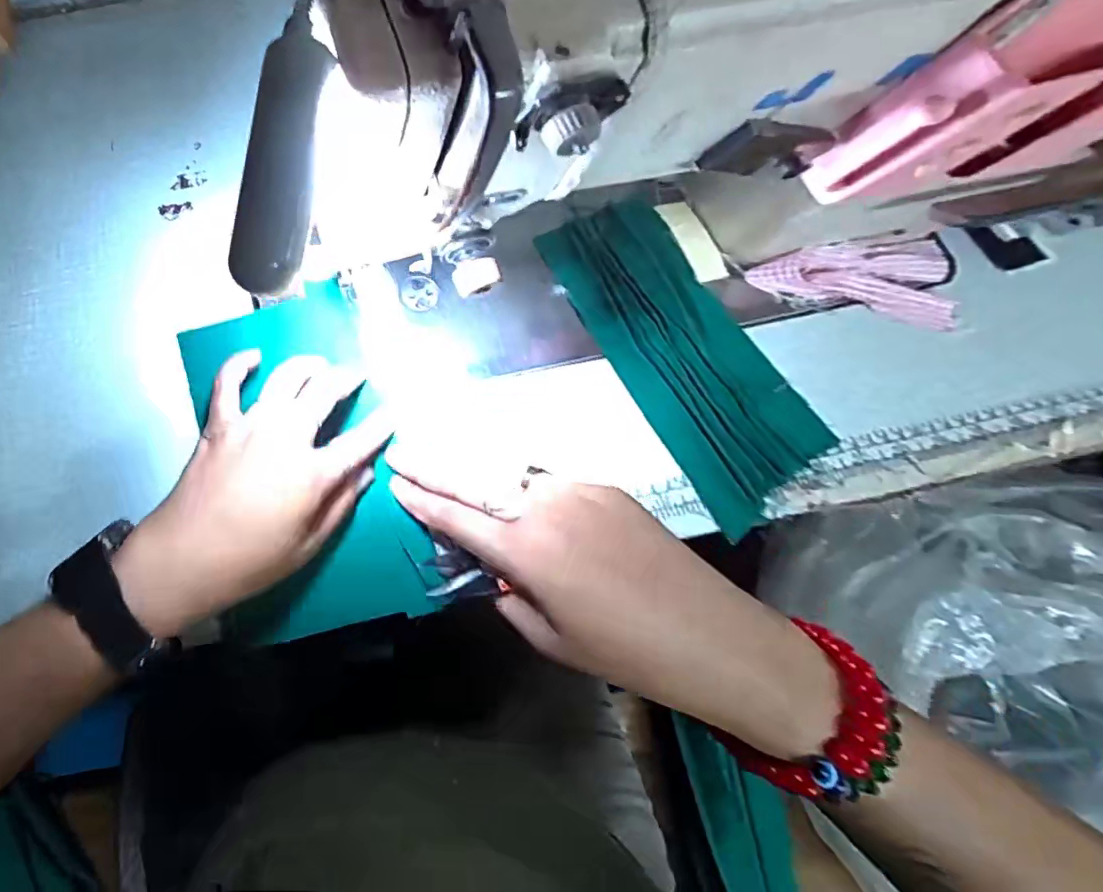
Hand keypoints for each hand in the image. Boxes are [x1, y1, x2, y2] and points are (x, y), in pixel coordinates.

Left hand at [110, 350, 391, 638]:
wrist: (183, 558)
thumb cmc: (250, 561)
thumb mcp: (308, 545)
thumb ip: (341, 505)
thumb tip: (366, 472)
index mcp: (312, 473)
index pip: (359, 441)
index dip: (381, 425)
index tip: (393, 413)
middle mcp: (285, 437)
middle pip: (325, 392)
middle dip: (348, 378)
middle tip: (359, 374)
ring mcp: (249, 425)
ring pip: (285, 376)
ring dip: (308, 364)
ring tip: (320, 364)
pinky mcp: (218, 424)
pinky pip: (228, 382)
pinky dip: (240, 364)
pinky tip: (255, 357)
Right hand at [387, 444, 838, 758]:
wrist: (708, 632)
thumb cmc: (621, 650)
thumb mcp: (548, 637)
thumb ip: (509, 595)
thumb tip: (496, 569)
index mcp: (525, 550)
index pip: (456, 516)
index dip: (421, 499)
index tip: (395, 481)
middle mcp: (545, 506)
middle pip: (475, 477)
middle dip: (434, 465)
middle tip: (404, 452)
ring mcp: (578, 489)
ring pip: (514, 471)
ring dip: (479, 468)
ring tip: (452, 465)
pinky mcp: (605, 486)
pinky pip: (551, 479)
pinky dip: (524, 481)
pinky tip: (515, 487)